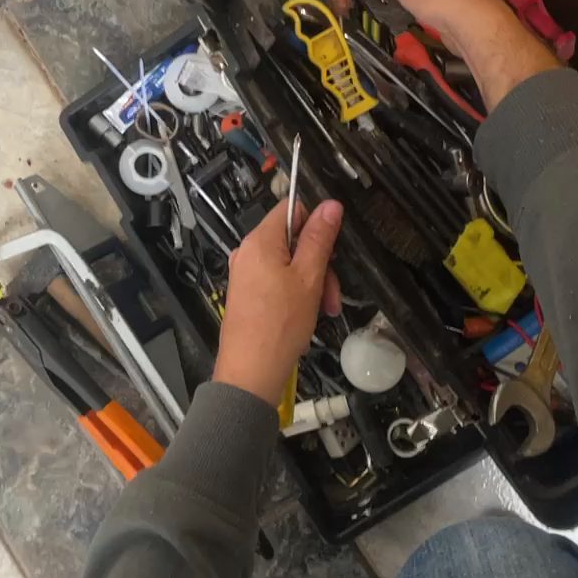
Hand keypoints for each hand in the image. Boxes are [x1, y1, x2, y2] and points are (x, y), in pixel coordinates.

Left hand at [213, 200, 343, 404]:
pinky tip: (308, 314)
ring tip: (325, 309)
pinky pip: (277, 280)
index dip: (316, 223)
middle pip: (292, 239)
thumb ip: (319, 238)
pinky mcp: (248, 293)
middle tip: (331, 291)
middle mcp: (247, 252)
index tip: (331, 248)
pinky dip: (297, 293)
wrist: (251, 373)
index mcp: (259, 241)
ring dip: (312, 282)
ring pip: (288, 263)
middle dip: (319, 262)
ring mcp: (246, 273)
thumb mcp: (309, 277)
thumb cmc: (280, 325)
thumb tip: (331, 204)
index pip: (291, 208)